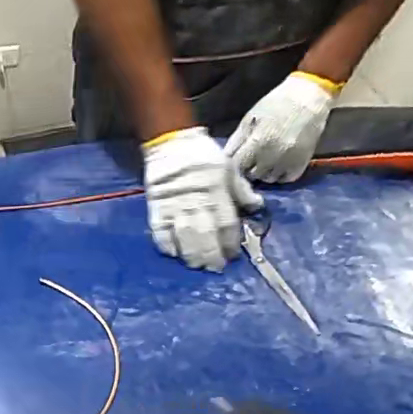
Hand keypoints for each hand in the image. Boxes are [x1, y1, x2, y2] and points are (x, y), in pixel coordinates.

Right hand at [142, 128, 263, 271]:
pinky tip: (174, 254)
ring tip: (197, 265)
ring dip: (192, 254)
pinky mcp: (156, 210)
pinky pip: (160, 232)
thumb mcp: (228, 168)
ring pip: (185, 236)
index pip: (226, 223)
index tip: (233, 255)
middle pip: (205, 235)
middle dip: (211, 254)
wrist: (170, 145)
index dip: (230, 241)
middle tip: (215, 268)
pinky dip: (166, 245)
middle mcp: (196, 202)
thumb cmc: (203, 157)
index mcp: (216, 191)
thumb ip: (240, 190)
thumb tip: (256, 207)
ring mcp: (174, 208)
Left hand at [224, 72, 338, 182]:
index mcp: (258, 143)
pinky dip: (281, 175)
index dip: (235, 163)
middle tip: (251, 159)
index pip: (237, 165)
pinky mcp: (303, 160)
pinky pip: (287, 178)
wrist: (311, 94)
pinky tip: (278, 165)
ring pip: (268, 179)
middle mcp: (273, 155)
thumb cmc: (276, 103)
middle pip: (251, 175)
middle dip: (248, 168)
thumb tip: (225, 157)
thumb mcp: (250, 118)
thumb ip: (236, 140)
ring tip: (265, 161)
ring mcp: (289, 160)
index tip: (236, 159)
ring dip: (264, 173)